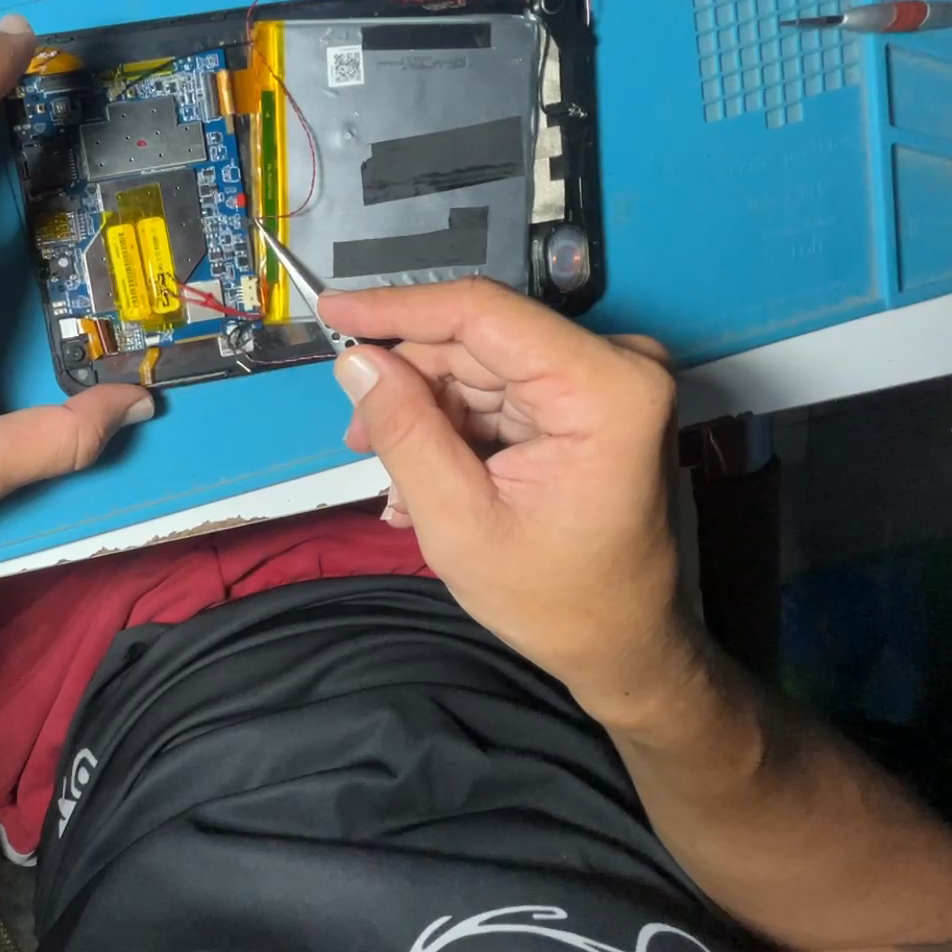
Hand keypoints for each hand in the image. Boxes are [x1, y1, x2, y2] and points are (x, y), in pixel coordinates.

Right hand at [318, 280, 690, 719]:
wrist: (621, 644)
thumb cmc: (553, 598)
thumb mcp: (458, 522)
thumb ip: (404, 432)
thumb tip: (355, 360)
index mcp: (601, 388)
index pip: (479, 314)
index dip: (395, 308)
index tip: (330, 308)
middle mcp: (609, 365)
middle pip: (470, 343)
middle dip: (404, 386)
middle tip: (359, 441)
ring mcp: (595, 381)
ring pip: (470, 367)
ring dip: (420, 417)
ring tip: (395, 481)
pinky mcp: (578, 400)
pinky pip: (488, 392)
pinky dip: (445, 431)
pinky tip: (424, 480)